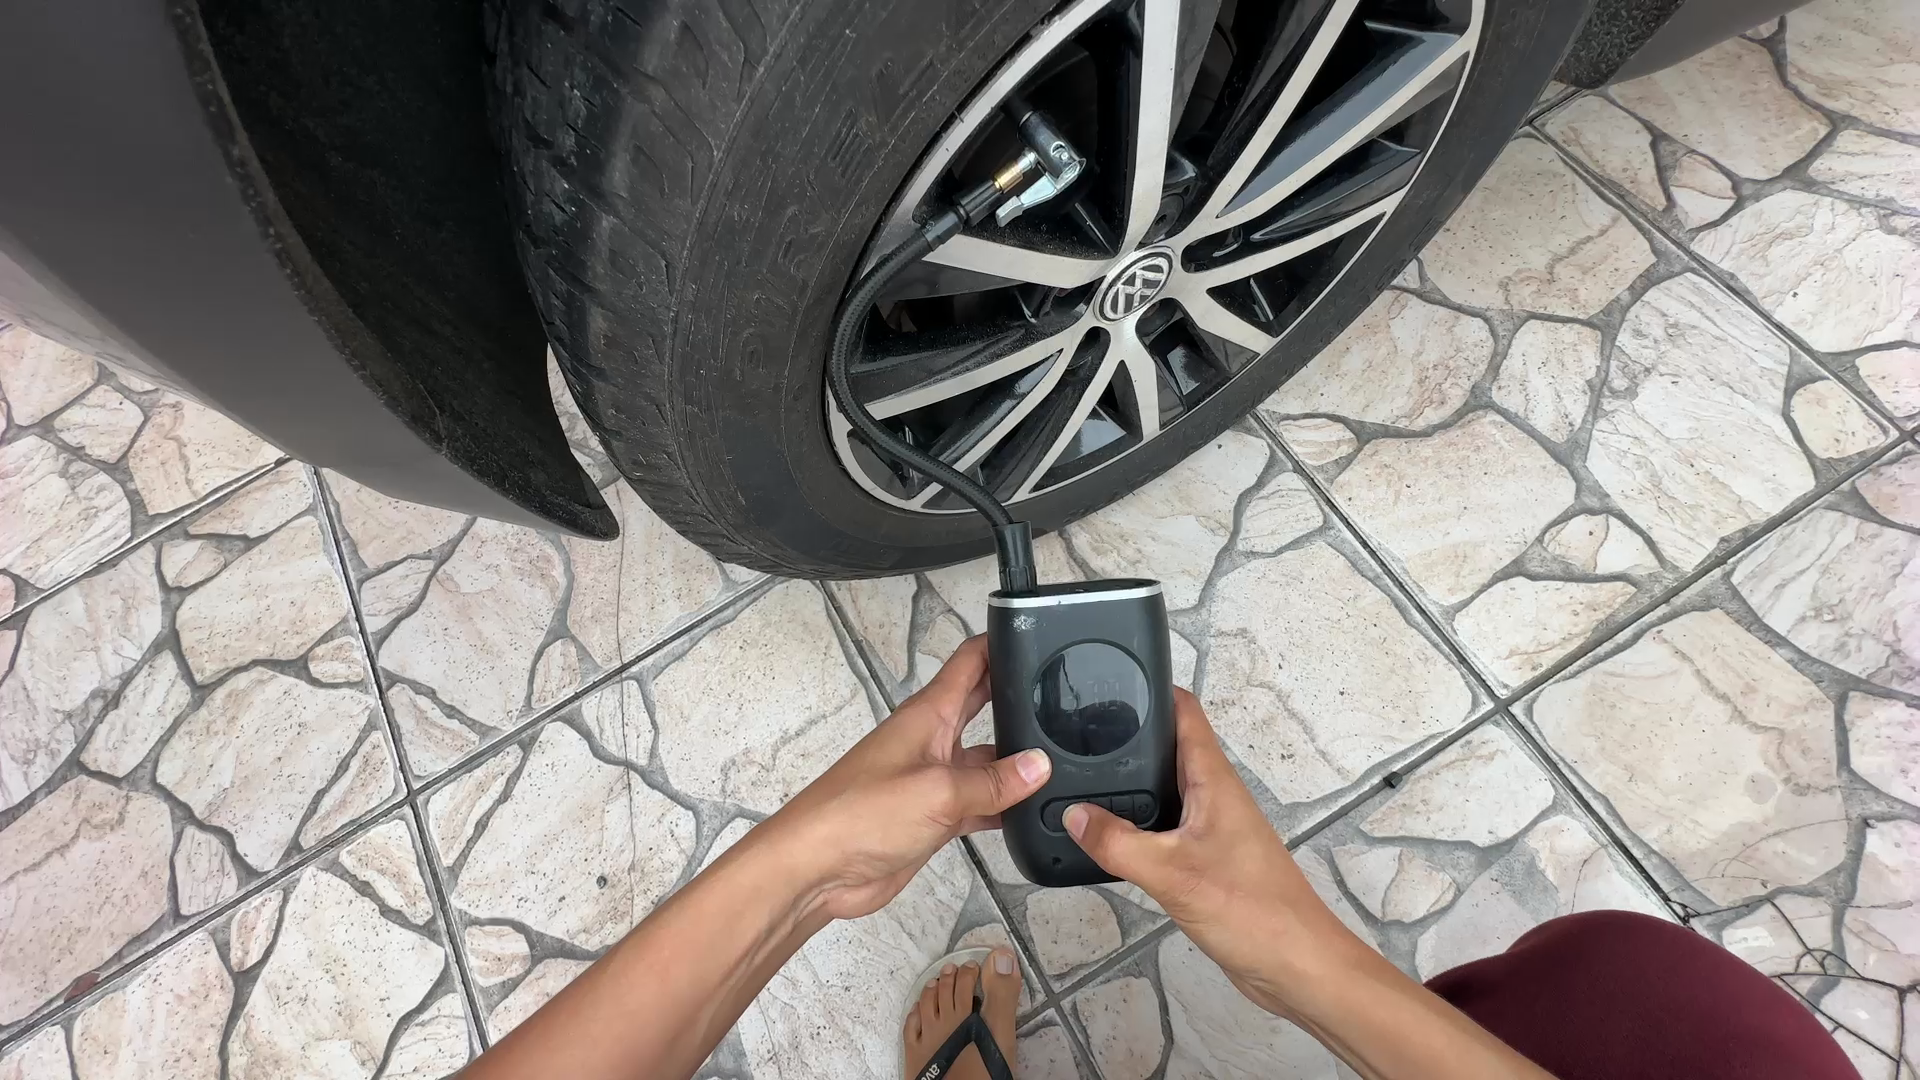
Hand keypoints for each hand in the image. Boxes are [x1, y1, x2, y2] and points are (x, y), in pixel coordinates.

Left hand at [758, 636, 1050, 921]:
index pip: (970, 661)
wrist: (817, 868)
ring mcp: (934, 777)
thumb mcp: (937, 792)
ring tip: (1063, 759)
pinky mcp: (934, 814)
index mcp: (928, 714)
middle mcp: (933, 738)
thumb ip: (991, 781)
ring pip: (985, 758)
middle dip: (1016, 695)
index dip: (999, 643)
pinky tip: (1030, 811)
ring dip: (1014, 761)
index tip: (1035, 633)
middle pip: (982, 703)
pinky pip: (978, 801)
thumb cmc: (859, 812)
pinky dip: (1002, 805)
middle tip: (1060, 691)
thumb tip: (1038, 765)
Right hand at [1062, 689, 1369, 1018]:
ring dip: (1131, 775)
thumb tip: (1072, 815)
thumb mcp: (1172, 873)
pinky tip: (1109, 827)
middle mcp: (1212, 792)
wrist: (1297, 969)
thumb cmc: (1250, 910)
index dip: (1151, 686)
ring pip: (1164, 783)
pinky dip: (1137, 815)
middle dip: (1128, 729)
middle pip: (1167, 742)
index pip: (1183, 711)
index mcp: (1212, 778)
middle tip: (1079, 723)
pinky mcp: (1205, 854)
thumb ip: (1117, 842)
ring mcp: (1210, 823)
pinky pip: (1164, 819)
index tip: (1110, 676)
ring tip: (1083, 769)